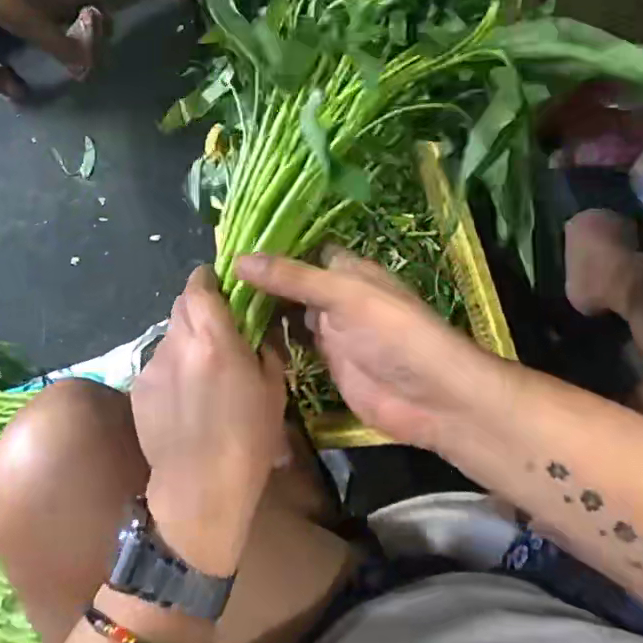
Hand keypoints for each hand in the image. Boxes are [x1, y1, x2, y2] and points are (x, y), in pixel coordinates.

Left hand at [132, 266, 287, 576]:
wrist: (198, 490)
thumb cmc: (247, 441)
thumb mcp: (273, 390)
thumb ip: (264, 346)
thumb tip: (257, 325)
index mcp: (214, 338)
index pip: (199, 285)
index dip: (207, 279)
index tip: (219, 283)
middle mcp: (179, 343)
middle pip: (181, 304)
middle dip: (198, 306)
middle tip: (217, 327)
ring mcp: (153, 365)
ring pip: (170, 334)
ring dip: (186, 339)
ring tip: (202, 370)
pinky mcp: (138, 387)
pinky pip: (158, 362)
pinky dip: (172, 366)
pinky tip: (185, 396)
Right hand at [237, 247, 495, 450]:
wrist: (431, 398)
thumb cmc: (393, 332)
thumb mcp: (342, 294)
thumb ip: (292, 277)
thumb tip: (238, 259)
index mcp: (346, 269)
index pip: (303, 249)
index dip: (271, 246)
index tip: (228, 245)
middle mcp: (336, 295)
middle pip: (292, 282)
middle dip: (259, 279)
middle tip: (211, 277)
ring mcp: (330, 329)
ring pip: (289, 312)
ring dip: (261, 309)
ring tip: (214, 301)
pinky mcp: (326, 362)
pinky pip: (293, 344)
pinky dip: (269, 339)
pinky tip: (237, 334)